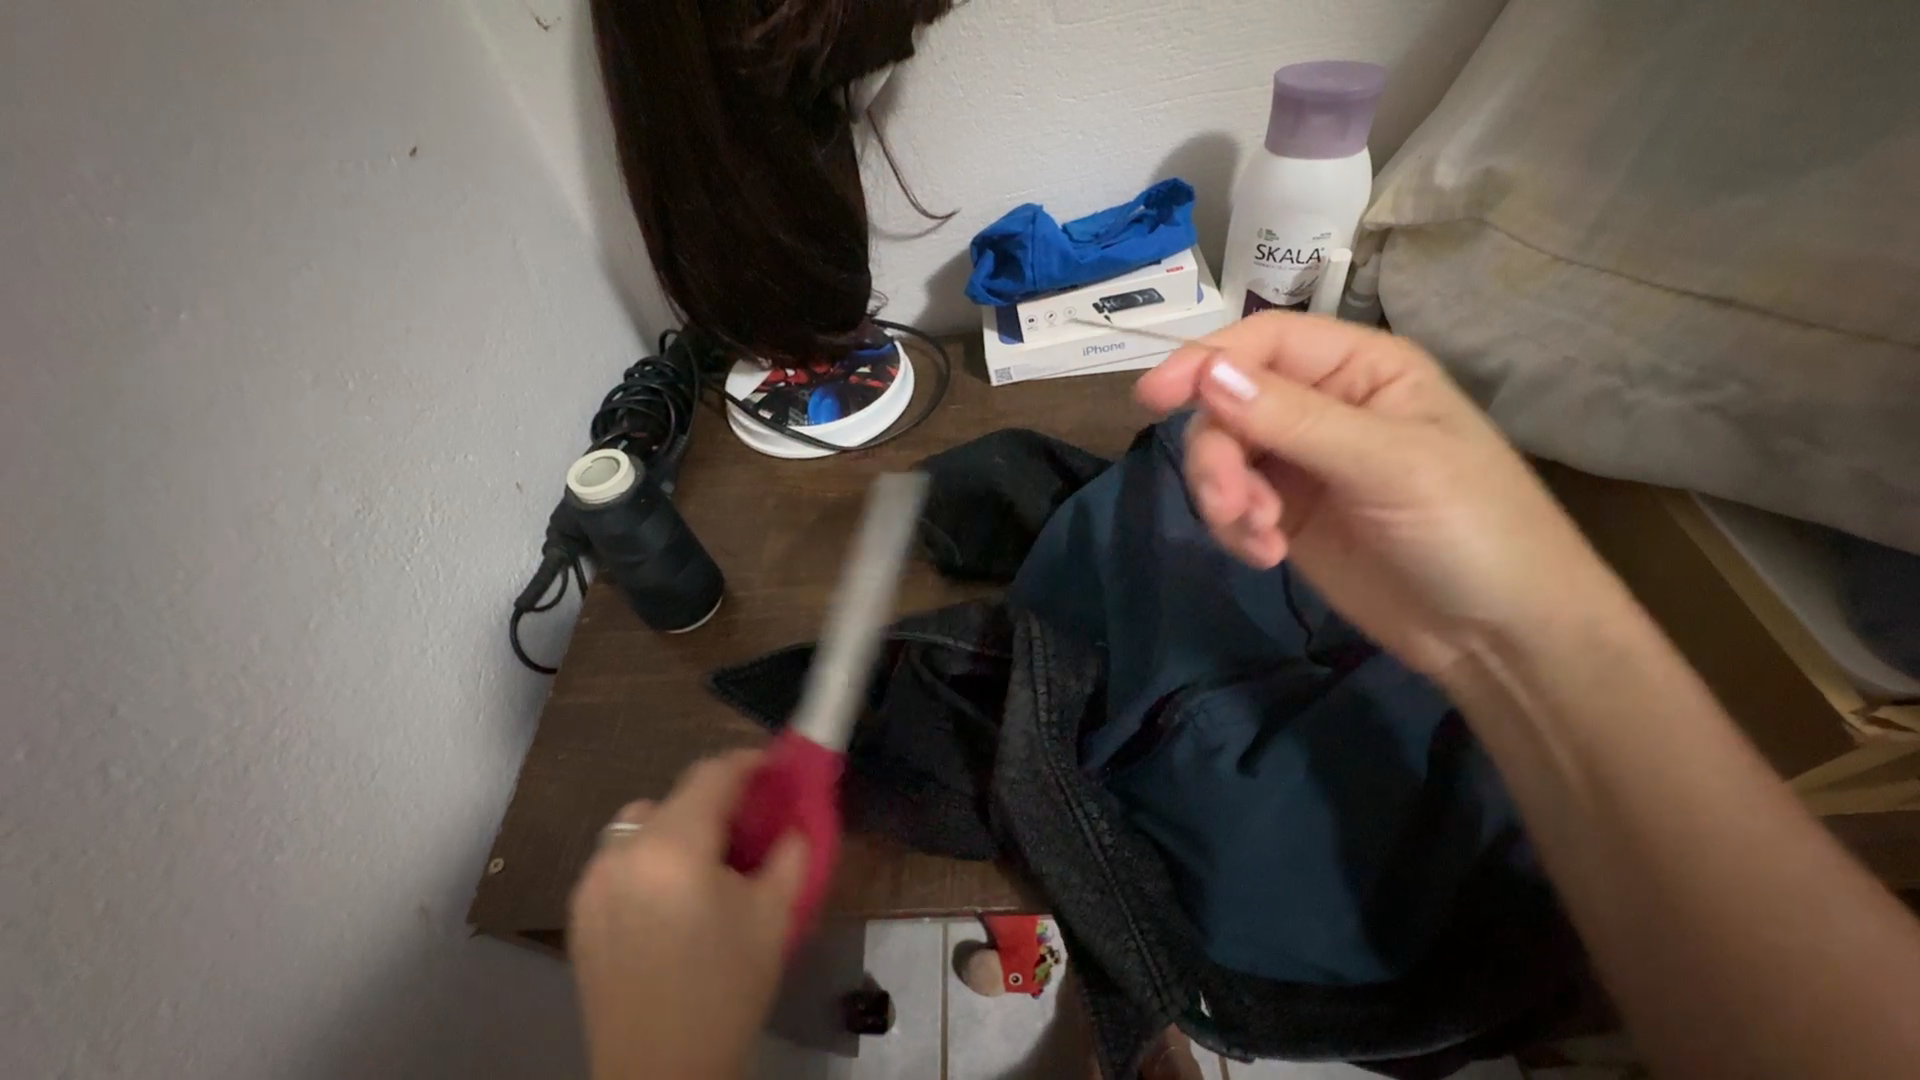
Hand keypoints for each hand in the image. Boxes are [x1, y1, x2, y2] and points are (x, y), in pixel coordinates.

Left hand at [568, 751, 807, 1079]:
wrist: (662, 1073)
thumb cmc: (728, 989)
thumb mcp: (775, 915)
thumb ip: (791, 851)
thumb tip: (794, 819)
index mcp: (674, 848)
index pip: (711, 776)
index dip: (747, 762)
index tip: (773, 767)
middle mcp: (623, 853)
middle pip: (674, 797)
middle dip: (716, 800)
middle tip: (749, 823)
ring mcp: (592, 882)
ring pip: (641, 824)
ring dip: (677, 825)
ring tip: (707, 860)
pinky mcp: (578, 912)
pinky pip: (619, 859)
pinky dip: (649, 857)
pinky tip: (671, 895)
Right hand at [1134, 312, 1611, 676]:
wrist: (1497, 635)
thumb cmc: (1472, 529)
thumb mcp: (1389, 465)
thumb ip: (1294, 419)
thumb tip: (1205, 375)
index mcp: (1360, 369)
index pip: (1263, 343)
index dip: (1204, 362)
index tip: (1152, 398)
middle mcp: (1322, 406)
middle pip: (1228, 405)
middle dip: (1217, 456)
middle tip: (1230, 507)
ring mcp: (1301, 463)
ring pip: (1222, 456)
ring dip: (1224, 497)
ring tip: (1261, 539)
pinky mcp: (1287, 515)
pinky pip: (1231, 503)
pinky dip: (1234, 527)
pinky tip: (1266, 555)